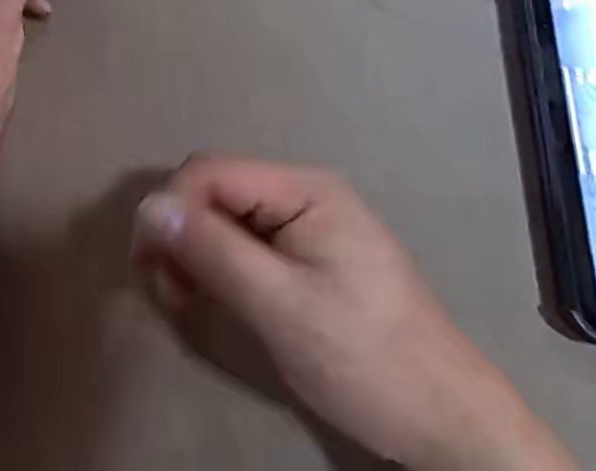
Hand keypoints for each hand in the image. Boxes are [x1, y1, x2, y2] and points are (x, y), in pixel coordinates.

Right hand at [133, 157, 577, 470]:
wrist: (448, 423)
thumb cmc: (368, 360)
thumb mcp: (282, 306)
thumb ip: (214, 251)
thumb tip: (148, 206)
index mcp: (303, 189)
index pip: (210, 172)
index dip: (170, 208)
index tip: (147, 263)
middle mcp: (300, 193)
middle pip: (213, 190)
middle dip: (178, 232)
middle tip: (165, 287)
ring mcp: (302, 223)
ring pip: (220, 215)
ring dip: (191, 251)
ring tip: (183, 298)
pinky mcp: (301, 253)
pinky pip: (239, 240)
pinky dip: (213, 265)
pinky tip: (209, 295)